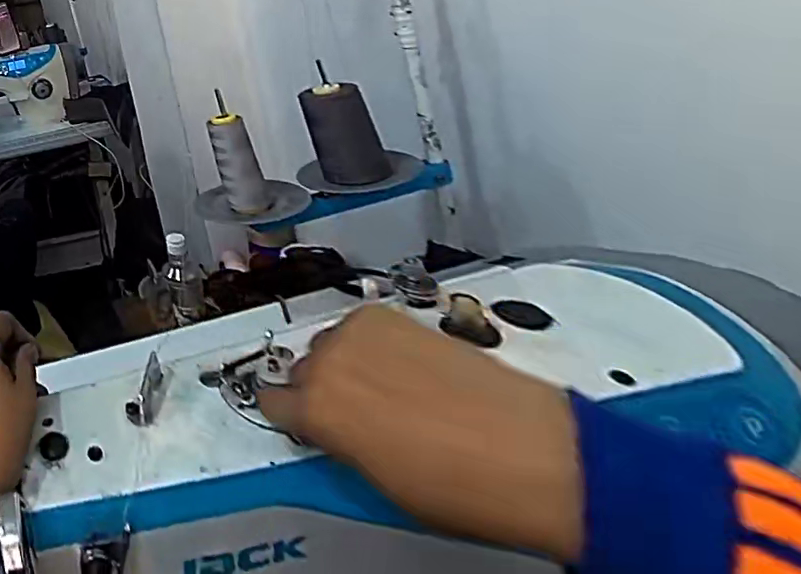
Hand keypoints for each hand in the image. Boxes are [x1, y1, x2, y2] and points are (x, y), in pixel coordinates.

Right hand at [256, 304, 583, 561]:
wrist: (526, 450)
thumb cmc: (459, 484)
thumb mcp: (378, 481)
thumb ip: (338, 443)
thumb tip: (331, 429)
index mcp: (316, 408)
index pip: (273, 402)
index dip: (290, 416)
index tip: (302, 420)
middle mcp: (329, 360)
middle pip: (302, 370)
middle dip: (321, 390)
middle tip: (355, 414)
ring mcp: (359, 332)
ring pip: (329, 344)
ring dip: (346, 363)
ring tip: (386, 390)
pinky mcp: (389, 315)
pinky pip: (359, 328)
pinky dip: (371, 344)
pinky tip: (402, 368)